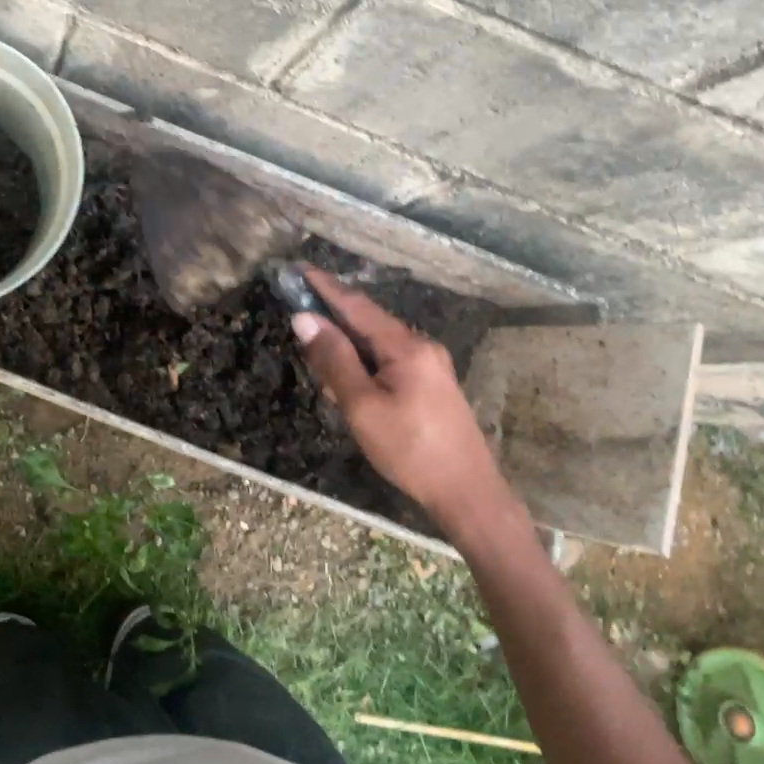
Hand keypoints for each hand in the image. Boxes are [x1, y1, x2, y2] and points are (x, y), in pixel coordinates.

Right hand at [292, 265, 514, 533]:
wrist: (467, 494)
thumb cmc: (410, 450)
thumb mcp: (361, 406)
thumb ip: (333, 360)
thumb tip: (304, 318)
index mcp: (406, 347)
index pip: (356, 306)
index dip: (324, 287)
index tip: (296, 269)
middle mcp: (421, 347)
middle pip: (367, 323)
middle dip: (332, 320)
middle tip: (297, 324)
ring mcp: (430, 367)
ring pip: (376, 345)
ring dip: (345, 347)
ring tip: (320, 365)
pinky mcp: (431, 387)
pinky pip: (387, 362)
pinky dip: (361, 364)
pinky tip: (349, 385)